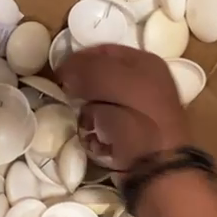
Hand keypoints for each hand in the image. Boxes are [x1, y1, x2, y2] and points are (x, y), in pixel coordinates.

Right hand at [56, 44, 191, 168]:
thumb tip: (64, 70)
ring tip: (79, 115)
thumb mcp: (110, 81)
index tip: (59, 72)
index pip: (102, 50)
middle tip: (66, 93)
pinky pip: (103, 119)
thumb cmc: (137, 118)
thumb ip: (85, 68)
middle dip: (81, 83)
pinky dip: (93, 123)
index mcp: (146, 62)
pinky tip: (89, 130)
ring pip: (99, 97)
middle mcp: (145, 81)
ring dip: (85, 105)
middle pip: (100, 73)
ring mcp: (138, 107)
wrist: (157, 166)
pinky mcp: (131, 130)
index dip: (79, 58)